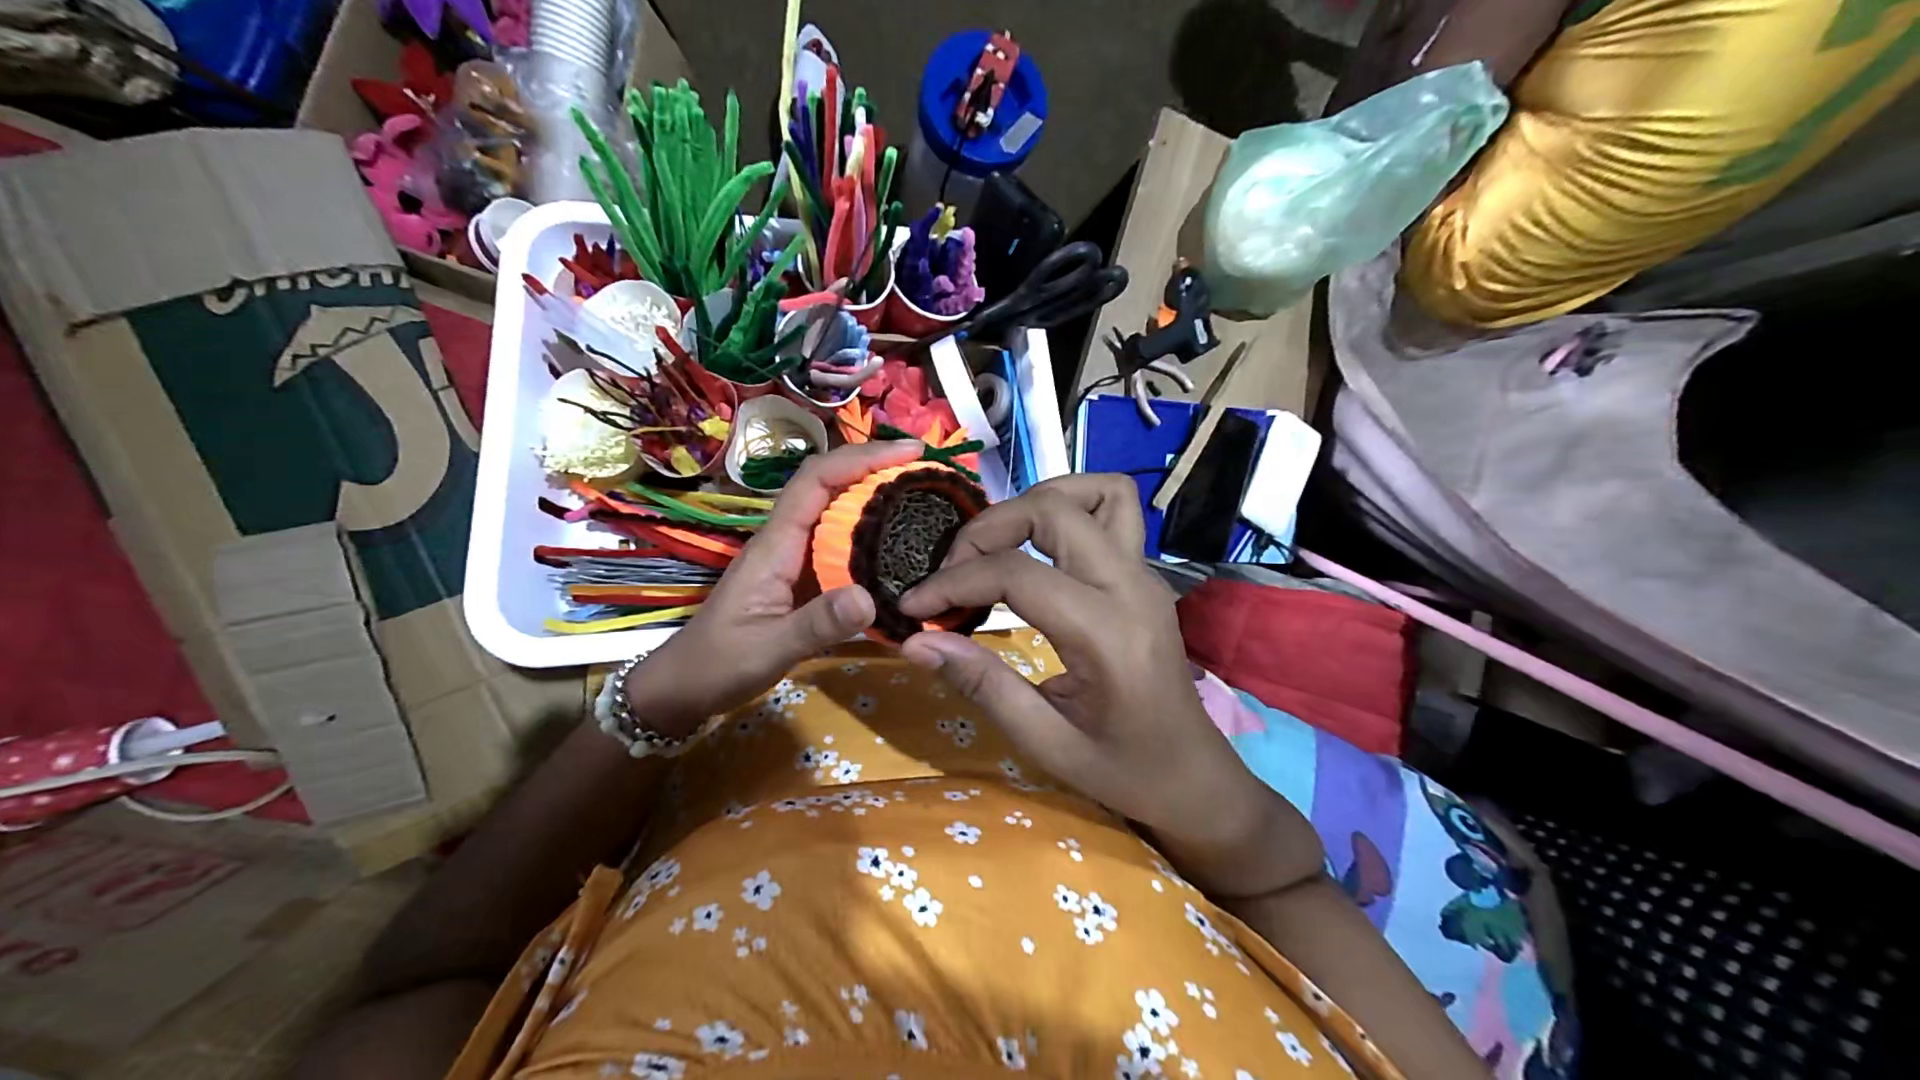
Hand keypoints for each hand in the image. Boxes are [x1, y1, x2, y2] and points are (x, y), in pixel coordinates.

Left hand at [623, 440, 925, 735]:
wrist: (687, 687)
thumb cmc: (720, 663)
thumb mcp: (769, 648)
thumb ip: (817, 625)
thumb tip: (870, 598)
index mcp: (776, 544)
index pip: (817, 480)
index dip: (861, 458)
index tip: (909, 451)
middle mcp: (787, 541)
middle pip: (831, 486)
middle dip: (876, 470)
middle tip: (928, 473)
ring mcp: (795, 560)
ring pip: (838, 515)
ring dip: (877, 500)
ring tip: (924, 500)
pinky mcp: (803, 582)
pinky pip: (842, 547)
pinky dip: (872, 538)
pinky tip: (900, 549)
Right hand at [896, 475, 1322, 897]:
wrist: (1193, 776)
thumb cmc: (1123, 769)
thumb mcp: (1046, 743)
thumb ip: (983, 686)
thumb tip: (916, 644)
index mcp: (1107, 634)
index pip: (1017, 574)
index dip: (953, 582)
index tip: (915, 607)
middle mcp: (1131, 587)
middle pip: (1053, 510)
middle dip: (988, 529)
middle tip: (952, 572)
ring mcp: (1144, 574)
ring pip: (1096, 491)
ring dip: (1035, 502)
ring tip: (995, 547)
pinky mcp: (1144, 574)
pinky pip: (1112, 509)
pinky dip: (1068, 508)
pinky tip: (1037, 546)